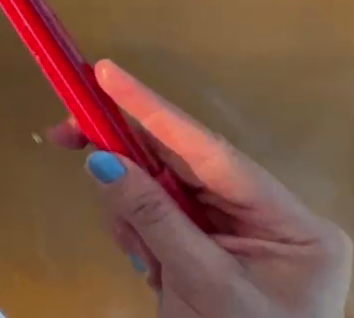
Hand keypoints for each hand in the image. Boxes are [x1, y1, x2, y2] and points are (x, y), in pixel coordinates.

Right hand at [49, 61, 352, 317]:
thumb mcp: (203, 282)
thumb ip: (154, 217)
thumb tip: (100, 160)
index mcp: (290, 222)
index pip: (210, 151)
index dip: (153, 109)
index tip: (104, 72)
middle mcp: (263, 213)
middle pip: (175, 161)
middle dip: (123, 159)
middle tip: (64, 136)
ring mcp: (233, 225)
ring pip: (154, 182)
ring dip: (129, 208)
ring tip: (142, 255)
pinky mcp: (204, 237)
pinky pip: (150, 206)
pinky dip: (133, 224)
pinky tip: (148, 260)